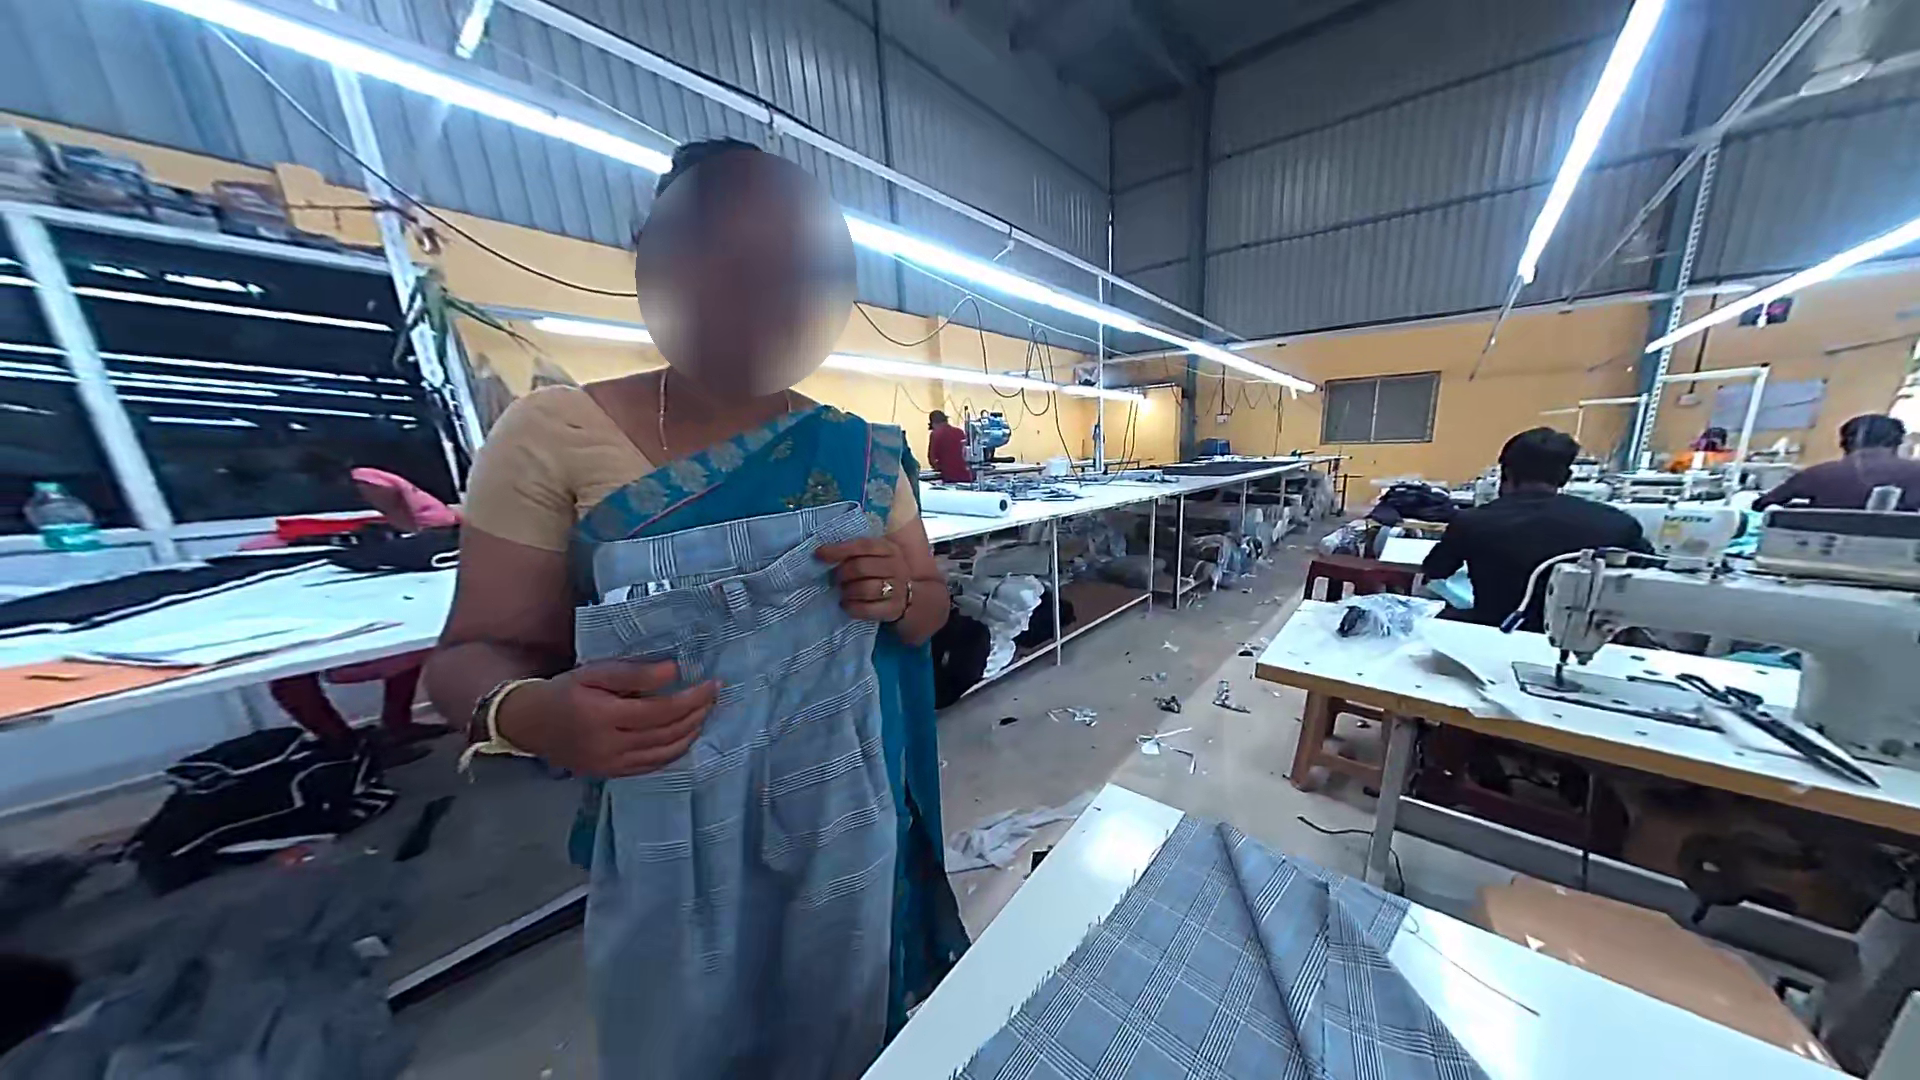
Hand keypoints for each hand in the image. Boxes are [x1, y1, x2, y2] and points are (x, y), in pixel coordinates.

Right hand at [495, 660, 715, 777]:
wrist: (525, 723)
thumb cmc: (563, 691)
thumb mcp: (595, 672)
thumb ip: (635, 673)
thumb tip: (674, 671)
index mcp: (605, 717)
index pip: (663, 711)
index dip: (693, 698)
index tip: (713, 683)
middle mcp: (611, 746)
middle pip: (668, 733)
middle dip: (698, 714)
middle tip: (714, 696)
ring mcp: (611, 765)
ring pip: (664, 753)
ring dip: (691, 733)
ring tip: (706, 713)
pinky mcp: (610, 774)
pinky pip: (652, 766)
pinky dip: (675, 752)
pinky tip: (687, 736)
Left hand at [816, 535, 909, 621]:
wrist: (906, 597)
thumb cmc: (881, 572)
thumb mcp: (874, 556)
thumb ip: (854, 552)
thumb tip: (822, 553)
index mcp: (889, 549)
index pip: (863, 546)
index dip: (839, 550)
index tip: (819, 554)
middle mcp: (896, 567)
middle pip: (861, 567)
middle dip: (842, 574)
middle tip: (835, 579)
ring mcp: (898, 589)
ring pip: (865, 589)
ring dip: (847, 591)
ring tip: (843, 592)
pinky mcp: (893, 609)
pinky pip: (867, 609)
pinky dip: (852, 608)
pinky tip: (847, 605)